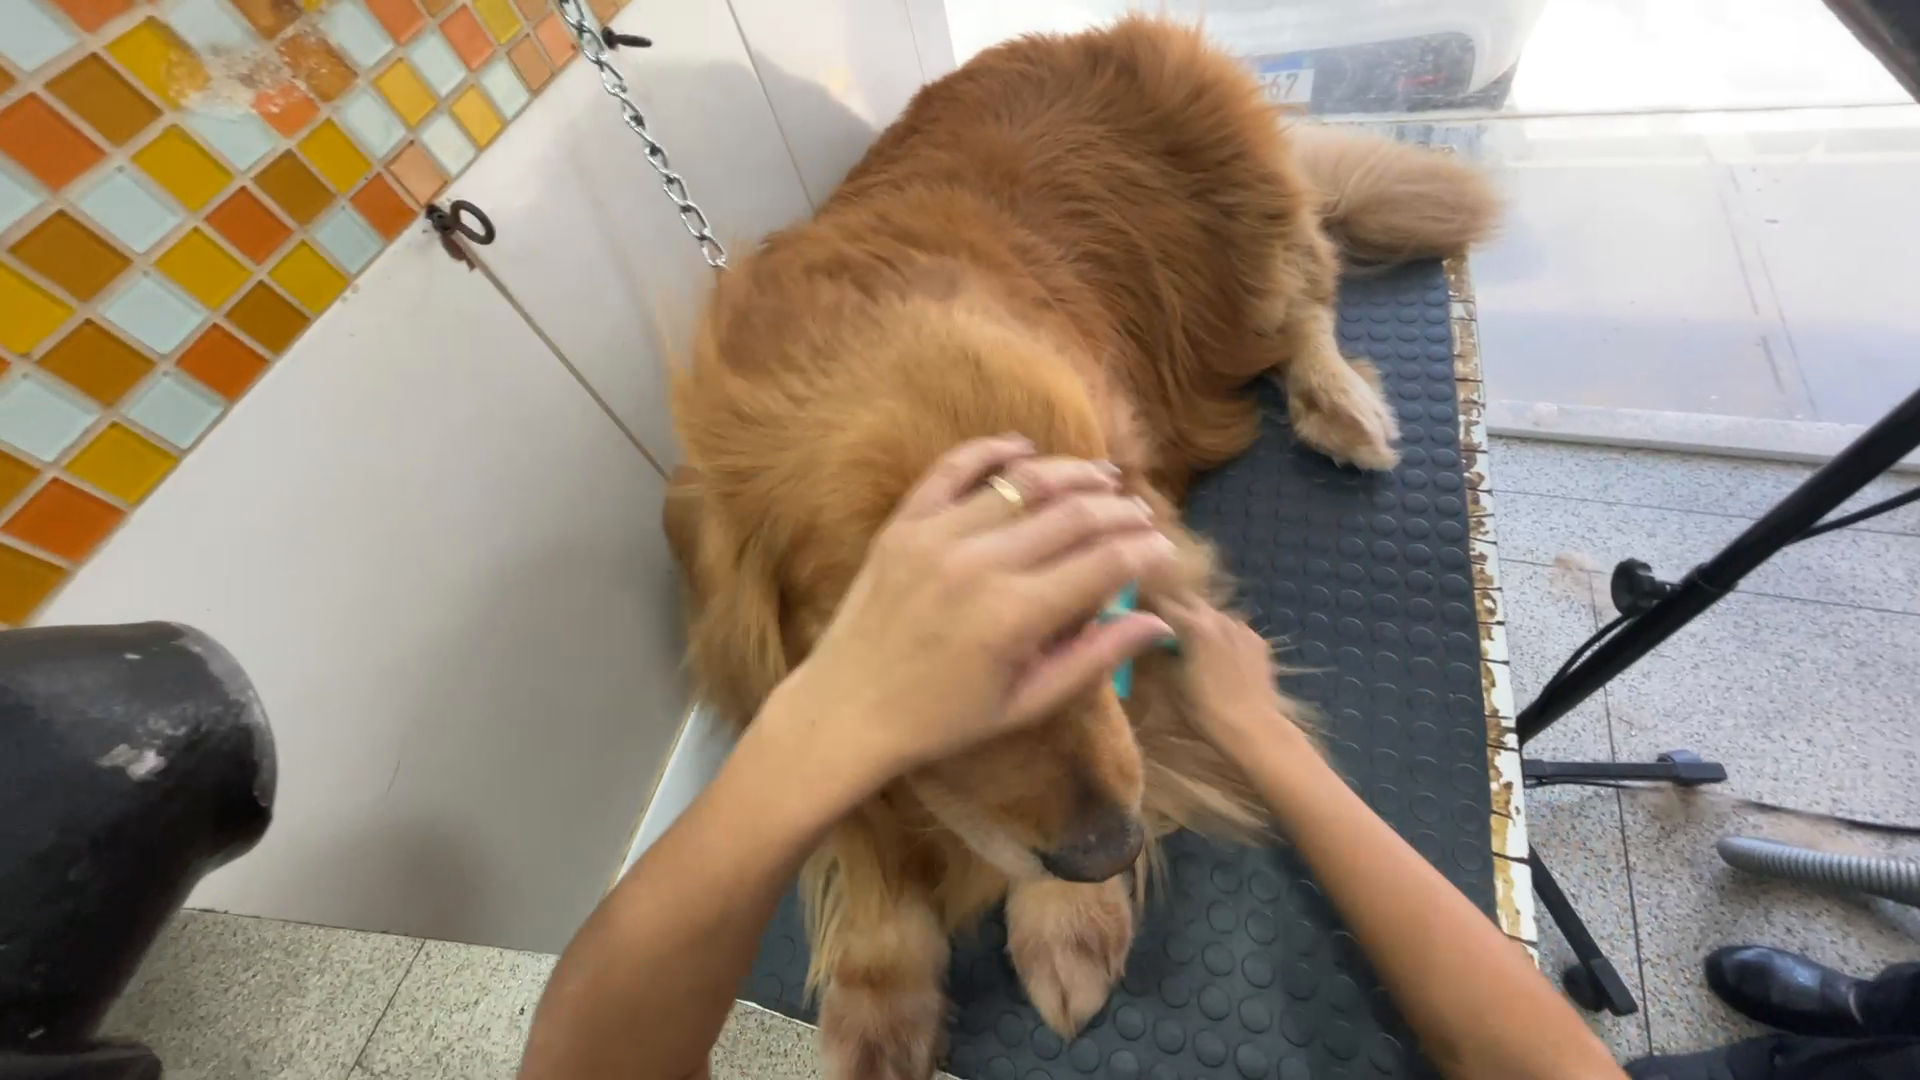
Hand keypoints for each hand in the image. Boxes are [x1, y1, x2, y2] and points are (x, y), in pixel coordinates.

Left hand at [782, 435, 1178, 782]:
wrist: (847, 709)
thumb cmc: (942, 719)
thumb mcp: (1025, 703)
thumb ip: (1093, 658)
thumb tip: (1158, 623)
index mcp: (1015, 616)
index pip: (1103, 564)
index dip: (1144, 550)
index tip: (1164, 547)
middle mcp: (980, 564)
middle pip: (1072, 515)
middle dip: (1119, 510)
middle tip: (1141, 513)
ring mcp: (936, 536)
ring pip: (1023, 483)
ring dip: (1073, 474)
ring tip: (1103, 476)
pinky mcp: (903, 523)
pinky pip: (953, 469)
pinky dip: (991, 451)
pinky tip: (1024, 448)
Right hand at [1156, 593, 1302, 754]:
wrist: (1251, 727)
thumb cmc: (1203, 707)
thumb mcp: (1169, 680)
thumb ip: (1158, 651)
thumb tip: (1148, 637)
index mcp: (1192, 626)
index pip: (1161, 603)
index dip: (1146, 606)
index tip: (1136, 614)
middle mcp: (1217, 618)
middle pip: (1189, 600)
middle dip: (1174, 607)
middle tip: (1161, 623)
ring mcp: (1241, 628)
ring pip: (1213, 613)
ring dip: (1199, 619)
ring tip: (1192, 639)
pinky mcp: (1258, 641)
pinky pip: (1233, 628)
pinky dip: (1221, 634)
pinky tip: (1219, 653)